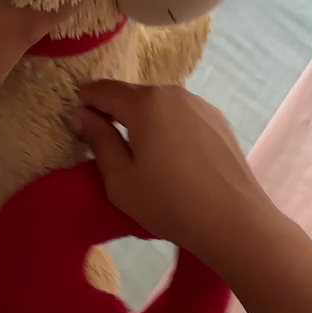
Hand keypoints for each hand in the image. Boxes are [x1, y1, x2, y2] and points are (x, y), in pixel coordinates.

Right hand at [71, 81, 286, 269]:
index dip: (85, 102)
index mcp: (145, 102)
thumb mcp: (121, 181)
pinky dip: (169, 127)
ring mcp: (199, 103)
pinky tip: (173, 159)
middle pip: (132, 95)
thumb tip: (82, 114)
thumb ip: (98, 141)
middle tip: (106, 145)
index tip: (76, 122)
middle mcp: (172, 92)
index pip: (104, 90)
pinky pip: (181, 115)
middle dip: (114, 112)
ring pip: (159, 105)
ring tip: (142, 156)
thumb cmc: (170, 203)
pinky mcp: (217, 119)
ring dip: (144, 120)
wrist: (235, 222)